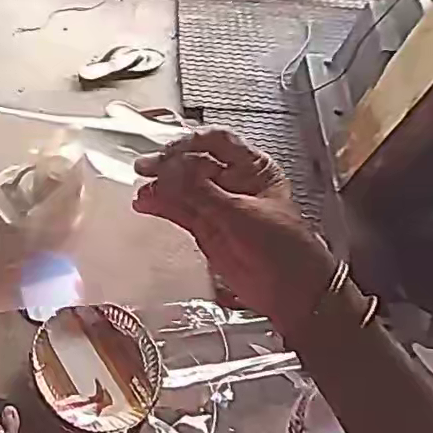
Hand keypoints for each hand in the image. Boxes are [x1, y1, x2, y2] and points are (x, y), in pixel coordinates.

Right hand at [132, 129, 334, 332]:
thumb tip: (170, 171)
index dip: (190, 144)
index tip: (167, 154)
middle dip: (169, 165)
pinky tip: (145, 204)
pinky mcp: (206, 228)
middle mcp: (234, 182)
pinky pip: (180, 211)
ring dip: (161, 187)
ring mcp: (218, 206)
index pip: (216, 142)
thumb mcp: (241, 213)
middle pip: (195, 164)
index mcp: (253, 168)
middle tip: (145, 168)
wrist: (291, 290)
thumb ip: (202, 192)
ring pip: (183, 188)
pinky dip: (162, 206)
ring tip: (142, 192)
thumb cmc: (283, 246)